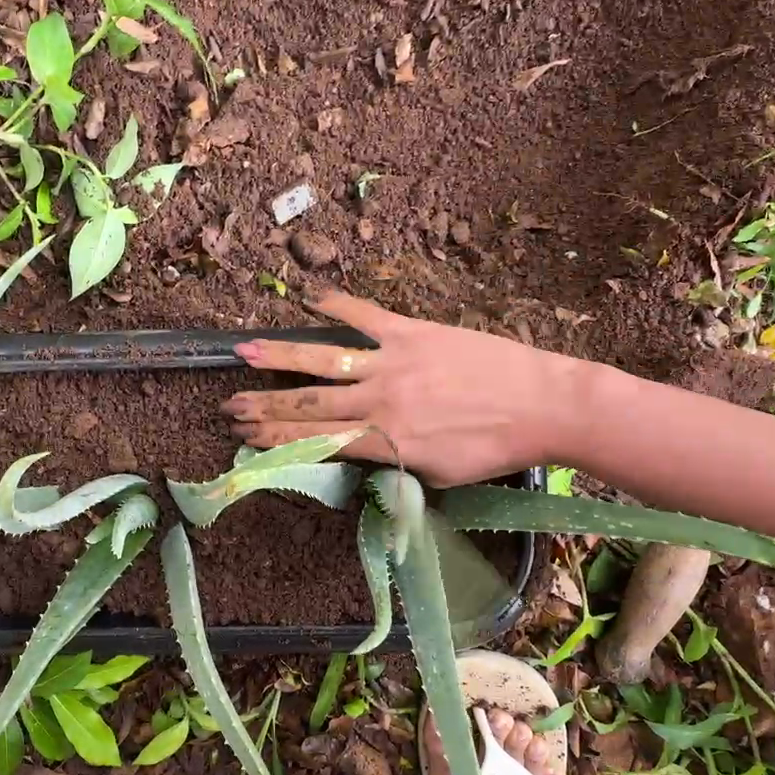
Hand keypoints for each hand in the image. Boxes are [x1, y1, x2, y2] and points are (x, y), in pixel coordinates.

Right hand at [221, 291, 584, 486]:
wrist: (544, 404)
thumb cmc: (494, 447)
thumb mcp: (438, 474)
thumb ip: (392, 463)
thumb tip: (353, 453)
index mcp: (387, 441)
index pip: (317, 440)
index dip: (276, 439)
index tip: (244, 438)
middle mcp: (381, 401)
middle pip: (309, 403)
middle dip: (265, 406)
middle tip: (230, 406)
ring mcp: (394, 362)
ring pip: (325, 361)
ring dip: (281, 357)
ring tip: (245, 352)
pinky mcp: (413, 332)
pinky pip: (366, 317)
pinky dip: (336, 306)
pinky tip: (310, 299)